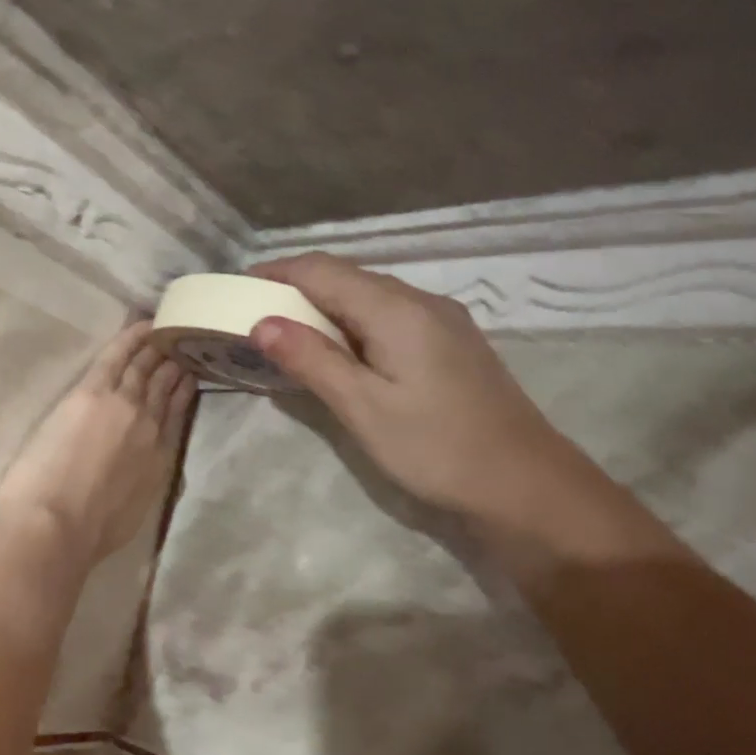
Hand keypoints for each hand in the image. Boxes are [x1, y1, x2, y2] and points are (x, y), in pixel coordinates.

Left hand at [0, 320, 193, 565]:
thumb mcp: (133, 513)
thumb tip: (143, 473)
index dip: (182, 394)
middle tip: (181, 342)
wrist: (56, 527)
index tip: (189, 377)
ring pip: (145, 367)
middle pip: (164, 387)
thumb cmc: (87, 534)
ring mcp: (123, 405)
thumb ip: (143, 485)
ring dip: (157, 347)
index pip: (175, 417)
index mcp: (158, 460)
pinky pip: (117, 356)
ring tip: (166, 329)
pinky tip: (144, 323)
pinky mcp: (91, 394)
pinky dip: (133, 338)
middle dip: (173, 363)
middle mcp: (150, 427)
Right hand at [246, 253, 584, 522]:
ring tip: (279, 335)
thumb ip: (312, 360)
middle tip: (249, 315)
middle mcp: (422, 302)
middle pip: (347, 278)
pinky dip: (348, 326)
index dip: (277, 273)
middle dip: (294, 289)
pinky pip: (386, 319)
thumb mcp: (362, 407)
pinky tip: (331, 354)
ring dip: (321, 309)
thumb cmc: (434, 447)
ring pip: (368, 298)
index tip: (235, 288)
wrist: (521, 482)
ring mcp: (441, 322)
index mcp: (398, 311)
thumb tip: (262, 322)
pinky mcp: (448, 346)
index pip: (324, 271)